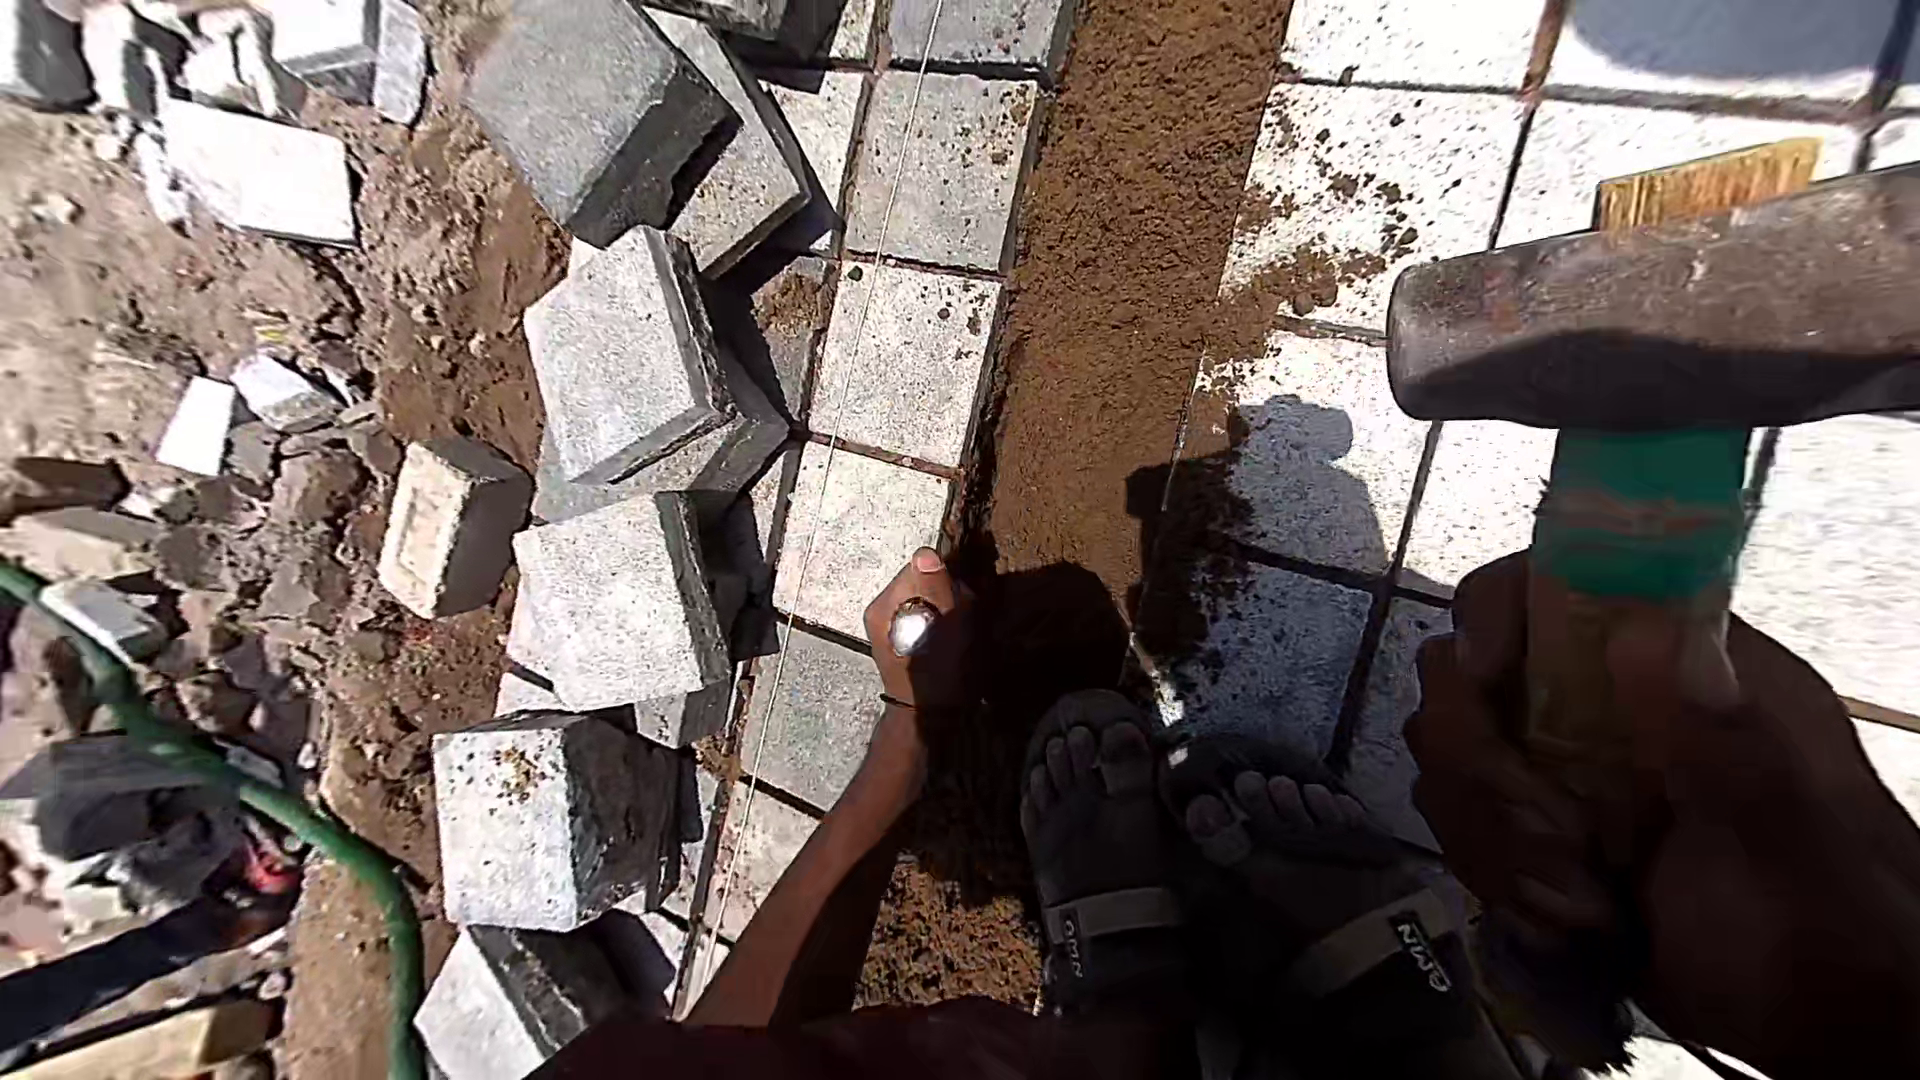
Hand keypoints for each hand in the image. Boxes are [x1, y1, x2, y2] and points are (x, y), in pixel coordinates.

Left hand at [862, 548, 973, 711]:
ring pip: (927, 595)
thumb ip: (936, 589)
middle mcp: (880, 609)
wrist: (929, 719)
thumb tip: (924, 553)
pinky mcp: (901, 633)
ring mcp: (889, 622)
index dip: (946, 580)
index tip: (958, 604)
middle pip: (922, 580)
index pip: (919, 567)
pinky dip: (940, 619)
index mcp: (883, 606)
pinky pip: (925, 611)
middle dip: (947, 594)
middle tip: (958, 623)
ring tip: (954, 634)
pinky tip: (946, 640)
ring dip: (947, 607)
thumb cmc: (940, 678)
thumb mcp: (945, 631)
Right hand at [1408, 553, 1919, 1076]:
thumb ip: (1732, 751)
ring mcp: (1534, 749)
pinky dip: (1486, 862)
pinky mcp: (1503, 801)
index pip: (1533, 591)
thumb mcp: (1802, 856)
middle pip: (1455, 674)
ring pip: (1438, 745)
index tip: (1482, 674)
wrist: (1810, 1039)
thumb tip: (1648, 633)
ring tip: (1580, 901)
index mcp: (1661, 672)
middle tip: (1550, 831)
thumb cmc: (1836, 942)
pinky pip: (1441, 804)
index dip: (1488, 613)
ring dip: (1488, 826)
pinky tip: (1557, 914)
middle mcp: (1580, 696)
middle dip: (1477, 755)